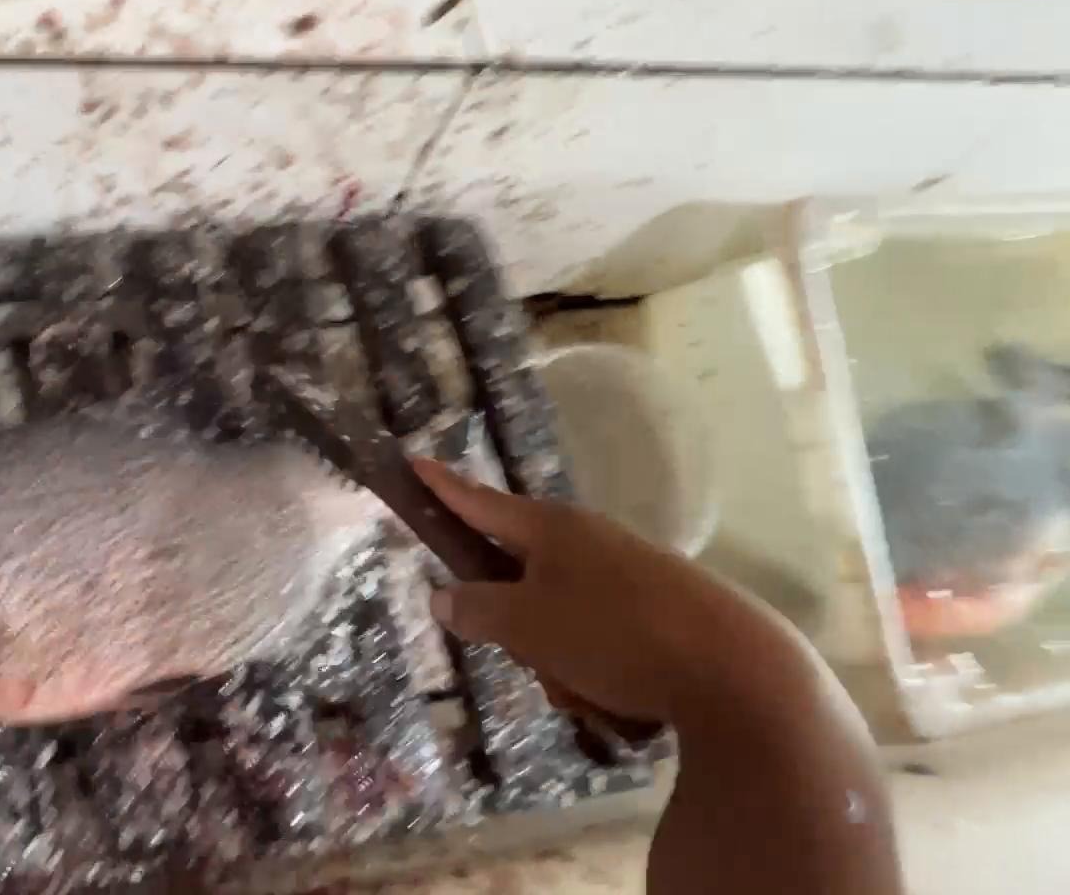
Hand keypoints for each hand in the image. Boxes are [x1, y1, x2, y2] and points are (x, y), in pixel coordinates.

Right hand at [415, 460, 807, 727]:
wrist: (746, 680)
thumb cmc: (615, 636)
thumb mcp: (524, 625)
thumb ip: (474, 609)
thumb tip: (443, 597)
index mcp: (552, 529)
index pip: (480, 501)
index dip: (443, 486)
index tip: (415, 462)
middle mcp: (591, 541)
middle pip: (521, 574)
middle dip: (514, 621)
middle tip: (525, 653)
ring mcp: (634, 575)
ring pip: (561, 615)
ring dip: (558, 656)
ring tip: (584, 690)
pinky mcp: (669, 612)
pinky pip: (605, 636)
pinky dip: (599, 669)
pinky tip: (620, 700)